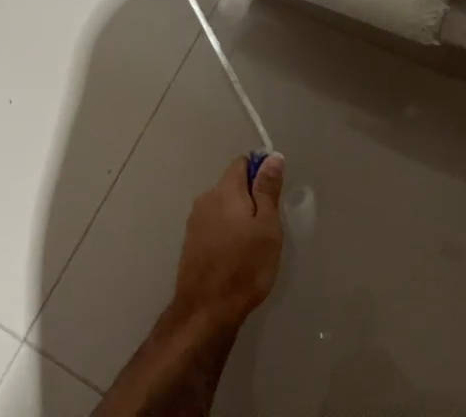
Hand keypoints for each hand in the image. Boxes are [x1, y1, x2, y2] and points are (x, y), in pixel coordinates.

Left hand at [168, 153, 285, 329]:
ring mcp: (195, 222)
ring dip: (239, 217)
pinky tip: (236, 256)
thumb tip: (272, 157)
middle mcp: (205, 199)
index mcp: (224, 190)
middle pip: (232, 185)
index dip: (261, 171)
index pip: (242, 163)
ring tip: (254, 245)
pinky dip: (227, 233)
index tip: (274, 195)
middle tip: (268, 227)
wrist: (206, 310)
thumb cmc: (245, 267)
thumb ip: (268, 190)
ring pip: (223, 207)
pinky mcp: (191, 242)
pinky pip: (214, 225)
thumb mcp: (267, 227)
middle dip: (251, 198)